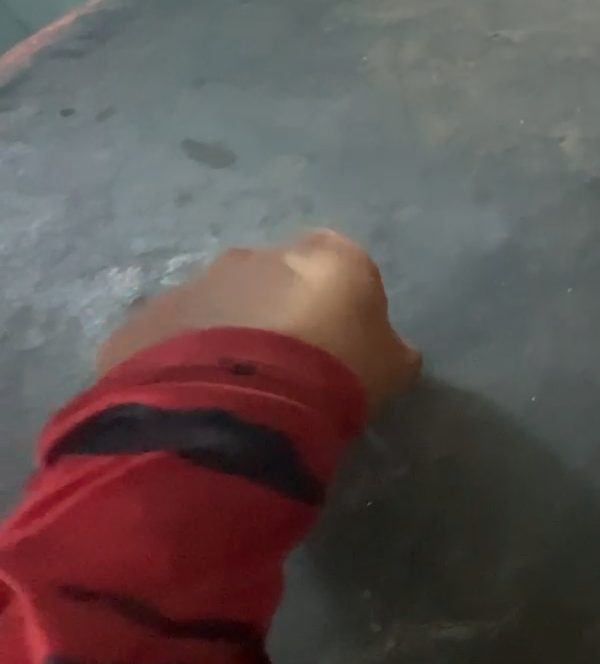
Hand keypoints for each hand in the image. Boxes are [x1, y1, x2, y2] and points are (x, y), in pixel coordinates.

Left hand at [98, 229, 421, 409]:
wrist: (233, 408)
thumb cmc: (336, 371)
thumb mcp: (394, 363)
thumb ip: (391, 345)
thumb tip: (386, 349)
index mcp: (332, 255)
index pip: (343, 260)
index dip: (342, 295)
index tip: (344, 331)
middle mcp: (262, 255)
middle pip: (277, 275)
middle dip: (281, 305)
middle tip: (291, 355)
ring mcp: (194, 284)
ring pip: (220, 302)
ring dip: (230, 328)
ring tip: (240, 378)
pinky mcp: (140, 322)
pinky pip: (171, 335)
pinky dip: (183, 354)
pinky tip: (199, 390)